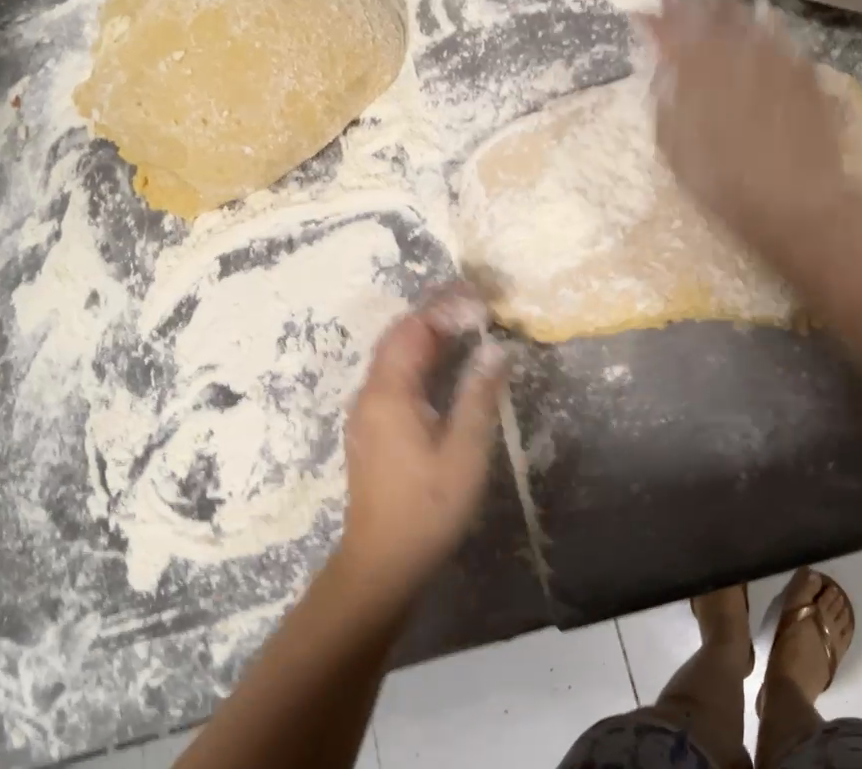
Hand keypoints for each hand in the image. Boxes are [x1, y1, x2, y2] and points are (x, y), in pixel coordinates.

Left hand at [338, 284, 510, 595]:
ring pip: (394, 359)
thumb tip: (494, 348)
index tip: (481, 300)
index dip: (444, 307)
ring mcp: (366, 414)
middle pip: (399, 339)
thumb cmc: (428, 507)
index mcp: (389, 393)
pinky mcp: (371, 431)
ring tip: (467, 329)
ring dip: (427, 338)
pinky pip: (393, 379)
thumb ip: (479, 395)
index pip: (413, 330)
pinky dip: (420, 362)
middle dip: (435, 316)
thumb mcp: (465, 451)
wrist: (382, 562)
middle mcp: (369, 395)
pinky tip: (446, 370)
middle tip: (477, 307)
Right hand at [638, 0, 850, 240]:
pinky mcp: (808, 78)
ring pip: (752, 21)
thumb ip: (665, 95)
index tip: (648, 3)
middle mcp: (739, 53)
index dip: (661, 11)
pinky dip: (770, 32)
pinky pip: (784, 43)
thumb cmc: (723, 183)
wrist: (797, 202)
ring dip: (734, 7)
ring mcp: (778, 61)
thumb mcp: (675, 145)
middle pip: (715, 13)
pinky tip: (768, 29)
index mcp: (698, 68)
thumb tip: (662, 64)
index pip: (674, 26)